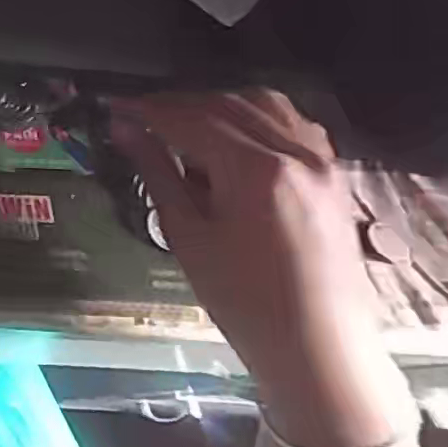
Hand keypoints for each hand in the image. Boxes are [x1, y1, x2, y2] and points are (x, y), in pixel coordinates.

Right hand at [106, 90, 403, 446]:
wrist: (316, 343)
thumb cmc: (240, 297)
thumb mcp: (187, 233)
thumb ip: (157, 172)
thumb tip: (125, 130)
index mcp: (256, 170)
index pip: (192, 119)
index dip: (149, 109)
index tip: (115, 107)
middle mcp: (296, 151)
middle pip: (226, 103)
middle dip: (178, 104)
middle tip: (138, 116)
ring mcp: (322, 158)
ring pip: (262, 103)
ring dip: (215, 104)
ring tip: (179, 122)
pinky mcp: (332, 171)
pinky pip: (290, 121)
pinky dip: (253, 115)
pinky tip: (230, 134)